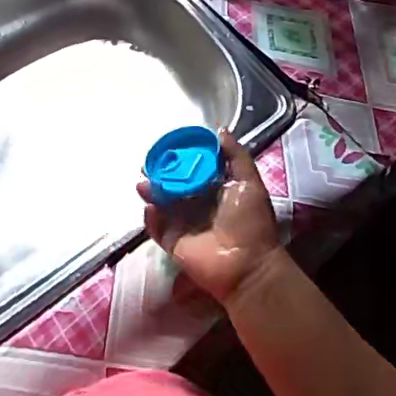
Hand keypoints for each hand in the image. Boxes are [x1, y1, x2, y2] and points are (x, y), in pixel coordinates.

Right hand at [137, 130, 282, 306]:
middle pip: (171, 182)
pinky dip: (150, 216)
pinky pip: (155, 226)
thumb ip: (236, 155)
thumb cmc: (250, 222)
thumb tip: (219, 130)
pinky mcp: (171, 241)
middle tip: (150, 163)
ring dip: (150, 190)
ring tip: (144, 183)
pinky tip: (151, 206)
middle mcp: (195, 203)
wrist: (247, 265)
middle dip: (159, 171)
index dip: (180, 156)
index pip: (191, 168)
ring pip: (159, 202)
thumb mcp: (249, 182)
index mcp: (213, 188)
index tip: (169, 145)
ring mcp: (182, 223)